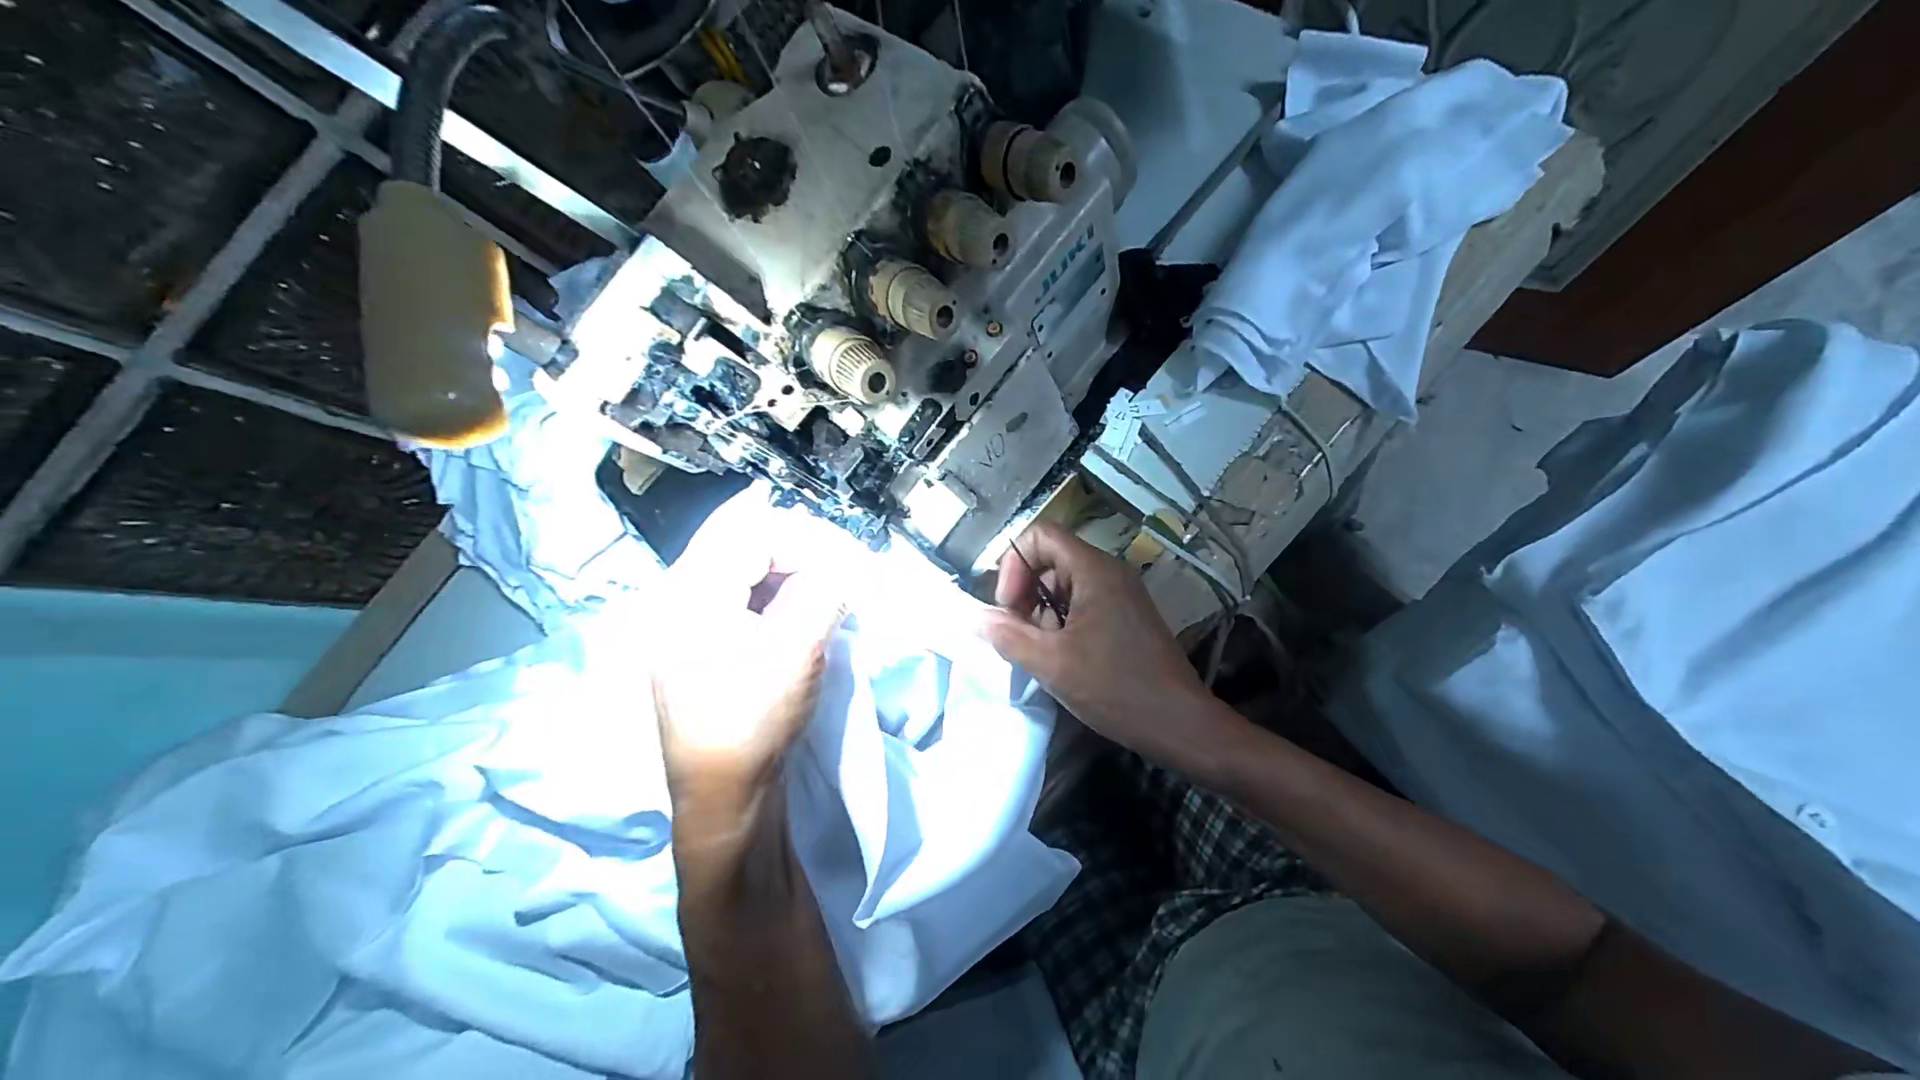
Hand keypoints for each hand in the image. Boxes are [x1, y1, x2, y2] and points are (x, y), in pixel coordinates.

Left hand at [650, 501, 846, 839]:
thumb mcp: (800, 648)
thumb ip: (827, 589)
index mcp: (689, 592)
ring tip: (823, 590)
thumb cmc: (756, 719)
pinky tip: (794, 609)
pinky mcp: (690, 638)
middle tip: (840, 570)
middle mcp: (673, 594)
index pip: (753, 533)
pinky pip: (733, 592)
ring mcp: (677, 617)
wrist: (721, 792)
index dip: (807, 540)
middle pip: (740, 540)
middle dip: (797, 549)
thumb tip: (853, 558)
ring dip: (785, 569)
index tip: (848, 563)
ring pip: (738, 564)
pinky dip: (769, 591)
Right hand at [980, 522, 1228, 768]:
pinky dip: (1061, 624)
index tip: (1008, 608)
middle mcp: (1109, 572)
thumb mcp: (1052, 664)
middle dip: (1024, 594)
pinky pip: (1081, 604)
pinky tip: (1060, 658)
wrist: (1178, 723)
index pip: (1040, 536)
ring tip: (1041, 653)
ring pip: (1063, 585)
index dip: (1014, 565)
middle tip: (1018, 635)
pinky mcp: (1125, 616)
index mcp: (1094, 571)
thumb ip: (1008, 636)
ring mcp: (1120, 594)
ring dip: (1041, 614)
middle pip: (1050, 561)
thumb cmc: (1115, 688)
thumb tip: (977, 618)